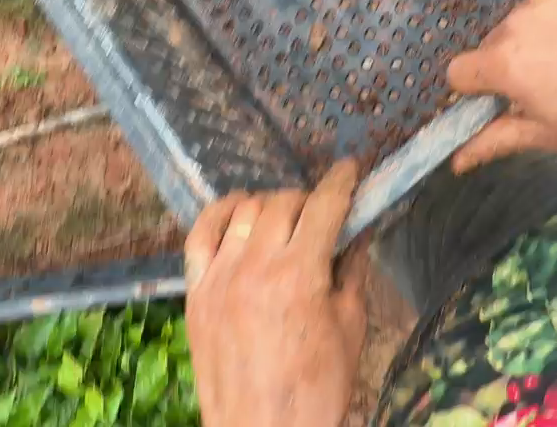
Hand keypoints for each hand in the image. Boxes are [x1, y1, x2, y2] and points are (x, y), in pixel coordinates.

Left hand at [184, 163, 367, 426]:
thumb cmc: (318, 388)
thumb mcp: (351, 325)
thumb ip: (353, 269)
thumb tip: (360, 230)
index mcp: (301, 274)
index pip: (325, 204)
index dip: (342, 180)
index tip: (351, 169)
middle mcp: (257, 266)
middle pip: (284, 201)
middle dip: (308, 199)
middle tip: (321, 214)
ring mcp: (220, 278)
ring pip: (245, 210)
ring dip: (270, 206)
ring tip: (284, 220)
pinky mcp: (196, 294)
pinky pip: (200, 235)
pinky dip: (219, 214)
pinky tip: (238, 213)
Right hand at [447, 0, 556, 171]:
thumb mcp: (546, 134)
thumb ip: (493, 142)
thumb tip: (456, 161)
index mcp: (503, 64)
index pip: (458, 71)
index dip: (476, 88)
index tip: (502, 97)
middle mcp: (514, 24)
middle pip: (491, 45)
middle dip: (509, 62)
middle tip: (549, 81)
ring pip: (518, 20)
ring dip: (533, 35)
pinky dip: (555, 12)